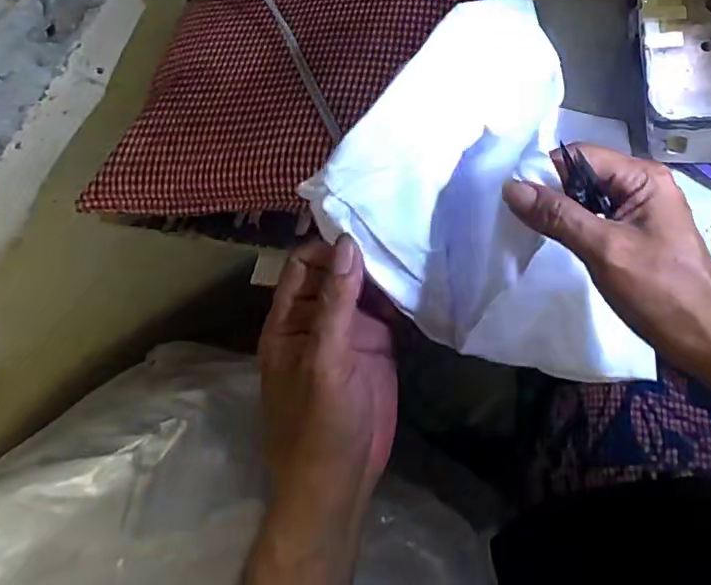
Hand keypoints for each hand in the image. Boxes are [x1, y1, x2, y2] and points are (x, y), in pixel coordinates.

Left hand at [247, 236, 396, 583]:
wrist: (339, 482)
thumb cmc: (317, 423)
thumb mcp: (324, 360)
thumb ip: (335, 302)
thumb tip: (347, 244)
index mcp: (290, 320)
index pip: (304, 265)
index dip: (329, 246)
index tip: (363, 228)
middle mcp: (318, 319)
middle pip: (337, 270)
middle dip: (362, 254)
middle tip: (397, 230)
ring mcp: (349, 332)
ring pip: (364, 287)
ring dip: (384, 273)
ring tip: (413, 248)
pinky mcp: (376, 346)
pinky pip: (386, 310)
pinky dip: (399, 296)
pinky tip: (419, 280)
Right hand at [501, 144, 710, 376]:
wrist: (708, 341)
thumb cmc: (661, 292)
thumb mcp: (605, 250)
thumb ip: (558, 216)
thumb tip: (512, 188)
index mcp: (643, 177)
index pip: (582, 155)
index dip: (547, 171)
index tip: (514, 194)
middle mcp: (643, 185)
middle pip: (584, 174)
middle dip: (552, 191)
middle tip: (518, 214)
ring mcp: (642, 211)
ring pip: (589, 197)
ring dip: (562, 210)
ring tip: (531, 228)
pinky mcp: (637, 235)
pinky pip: (598, 218)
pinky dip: (576, 226)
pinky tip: (557, 241)